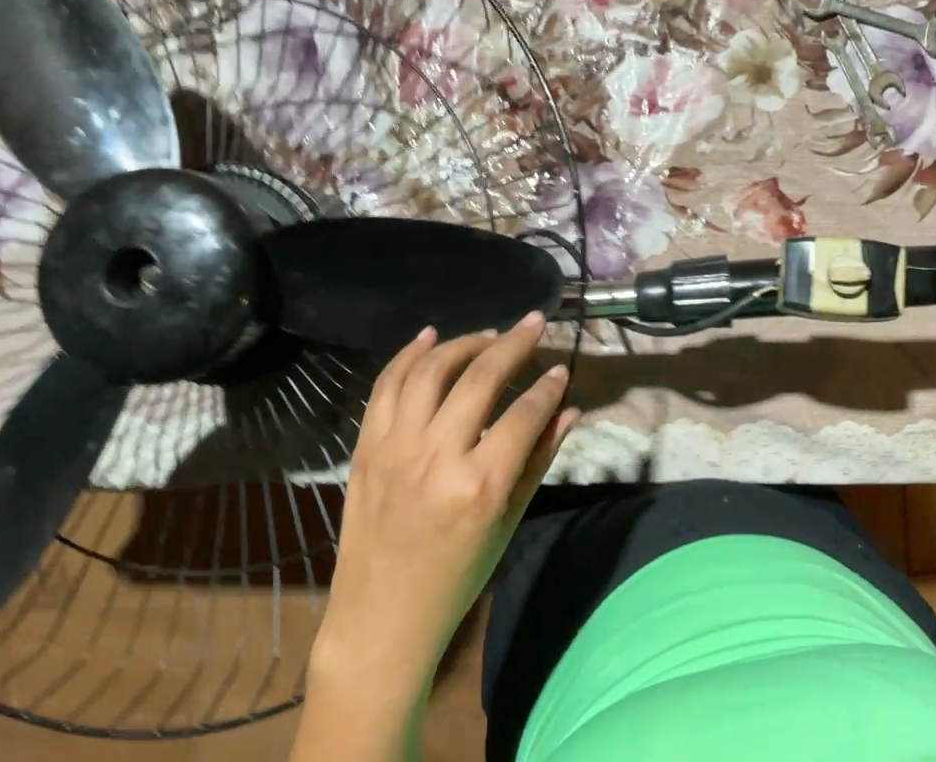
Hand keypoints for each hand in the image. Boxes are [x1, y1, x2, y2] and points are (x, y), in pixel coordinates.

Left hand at [315, 313, 575, 673]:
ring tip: (489, 335)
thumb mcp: (509, 523)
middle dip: (514, 343)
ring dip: (464, 343)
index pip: (524, 415)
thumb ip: (539, 460)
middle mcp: (436, 457)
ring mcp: (395, 448)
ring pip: (431, 371)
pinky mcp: (365, 446)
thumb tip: (571, 410)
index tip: (561, 368)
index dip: (548, 386)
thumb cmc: (458, 576)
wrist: (382, 613)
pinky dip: (408, 355)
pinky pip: (386, 385)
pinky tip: (430, 337)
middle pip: (481, 378)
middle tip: (535, 323)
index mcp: (480, 486)